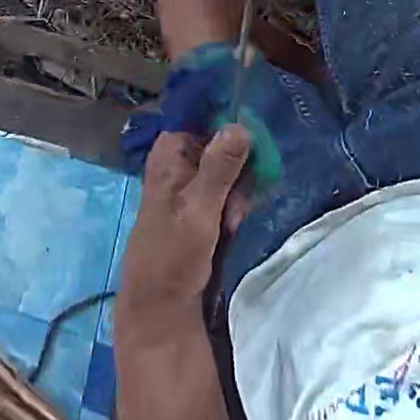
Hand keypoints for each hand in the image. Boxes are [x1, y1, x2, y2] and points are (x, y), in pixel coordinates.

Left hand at [116, 126, 252, 341]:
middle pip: (225, 137)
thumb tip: (240, 125)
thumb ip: (219, 168)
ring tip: (235, 218)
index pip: (206, 111)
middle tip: (240, 196)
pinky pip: (231, 186)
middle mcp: (182, 157)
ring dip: (242, 187)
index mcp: (171, 148)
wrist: (161, 308)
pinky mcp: (205, 200)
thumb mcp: (198, 210)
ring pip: (233, 164)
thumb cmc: (172, 256)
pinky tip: (236, 222)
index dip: (233, 113)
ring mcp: (194, 179)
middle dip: (242, 162)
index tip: (259, 125)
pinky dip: (238, 200)